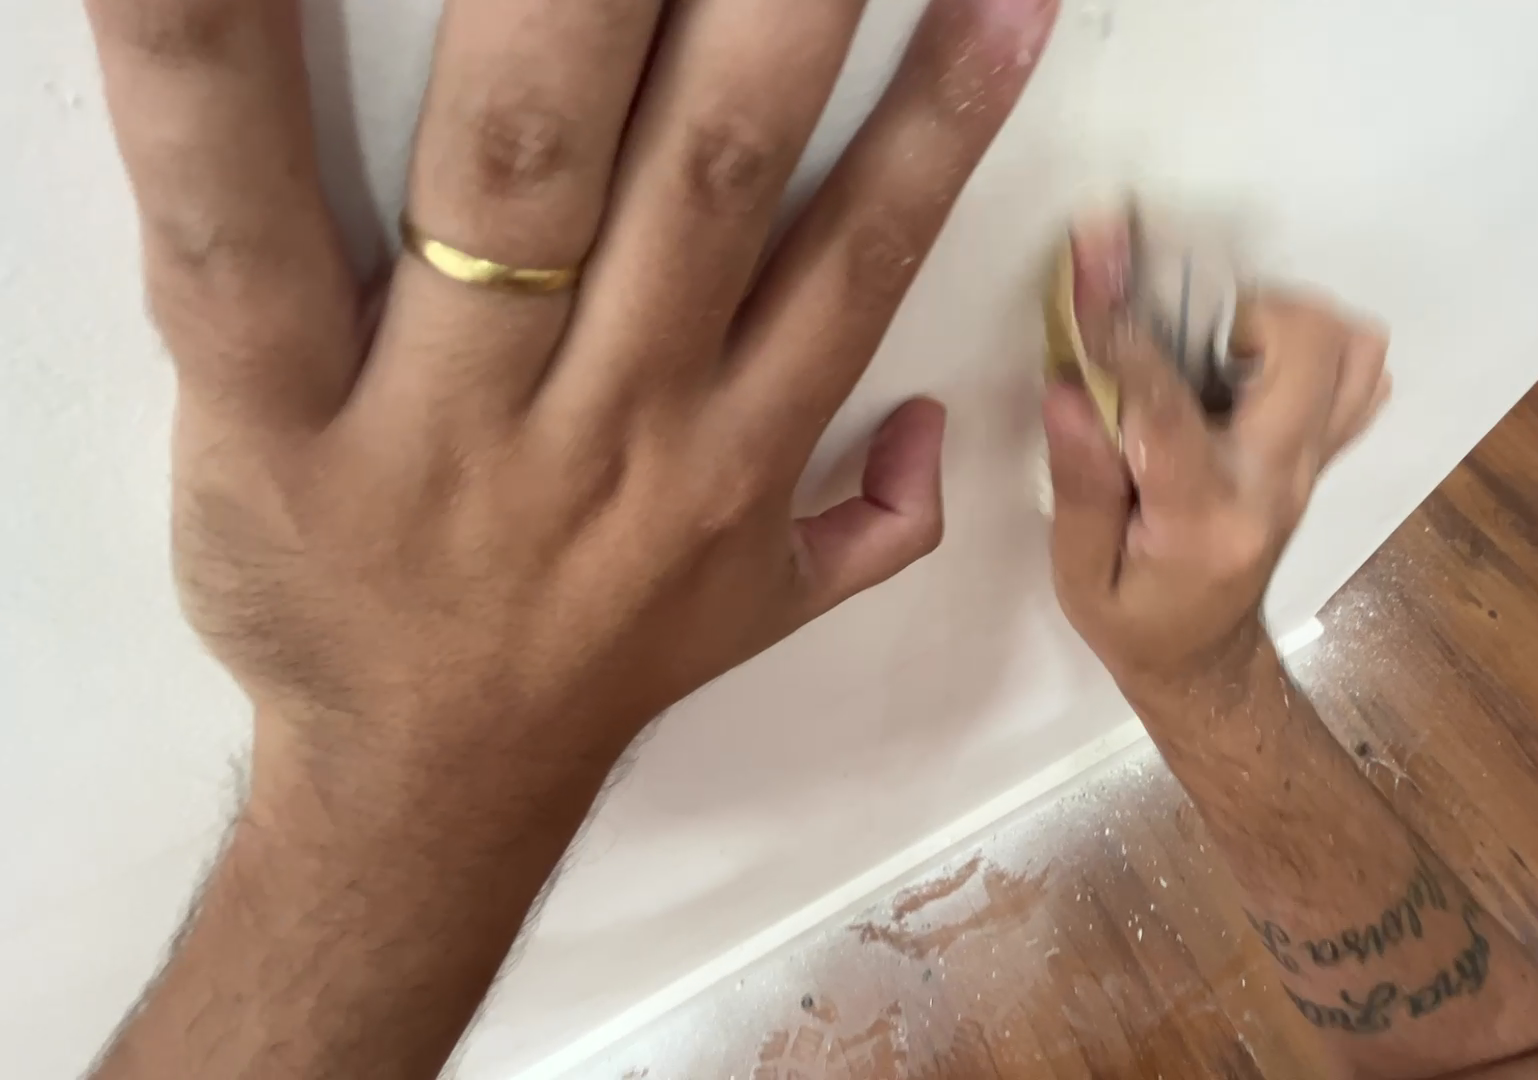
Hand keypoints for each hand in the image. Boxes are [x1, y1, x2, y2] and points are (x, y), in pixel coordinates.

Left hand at [90, 0, 1059, 783]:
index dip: (940, 126)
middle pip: (712, 179)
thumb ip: (887, 526)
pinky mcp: (272, 418)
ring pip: (520, 175)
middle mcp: (623, 417)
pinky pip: (227, 230)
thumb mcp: (781, 610)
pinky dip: (204, 66)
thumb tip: (938, 424)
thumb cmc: (620, 661)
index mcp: (741, 457)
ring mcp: (450, 415)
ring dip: (574, 2)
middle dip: (783, 14)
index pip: (863, 261)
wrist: (448, 770)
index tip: (1001, 6)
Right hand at [1043, 245, 1389, 696]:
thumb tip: (1067, 388)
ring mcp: (1311, 469)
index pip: (1167, 404)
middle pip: (1308, 347)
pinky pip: (1357, 378)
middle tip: (1172, 326)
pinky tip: (1250, 367)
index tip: (1092, 255)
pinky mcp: (1318, 461)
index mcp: (1204, 519)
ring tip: (1211, 345)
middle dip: (1233, 305)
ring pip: (1351, 349)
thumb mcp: (1078, 573)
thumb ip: (1078, 484)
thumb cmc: (1133, 623)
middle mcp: (1276, 483)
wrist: (1203, 662)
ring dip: (1278, 319)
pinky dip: (1312, 347)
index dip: (1124, 324)